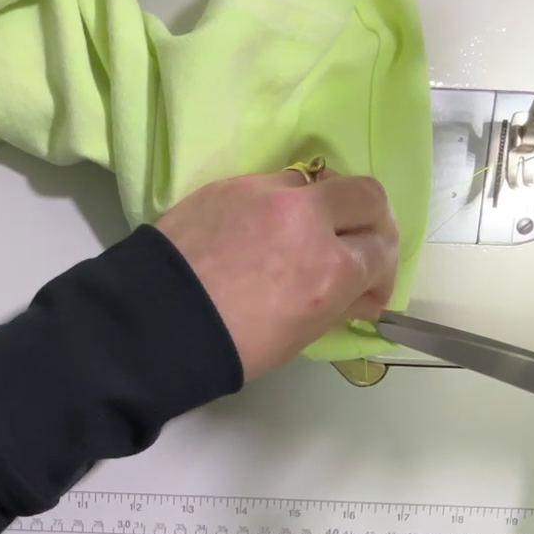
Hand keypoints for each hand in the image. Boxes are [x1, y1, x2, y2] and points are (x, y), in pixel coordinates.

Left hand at [155, 169, 398, 380]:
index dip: (381, 274)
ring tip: (302, 237)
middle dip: (370, 222)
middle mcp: (308, 219)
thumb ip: (337, 307)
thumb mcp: (295, 339)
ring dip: (321, 208)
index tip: (369, 290)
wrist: (153, 326)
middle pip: (365, 196)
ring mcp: (267, 194)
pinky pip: (271, 185)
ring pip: (316, 184)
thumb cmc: (229, 348)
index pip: (381, 252)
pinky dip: (278, 206)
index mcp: (331, 268)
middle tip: (357, 246)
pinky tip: (260, 232)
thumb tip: (363, 295)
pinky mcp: (230, 185)